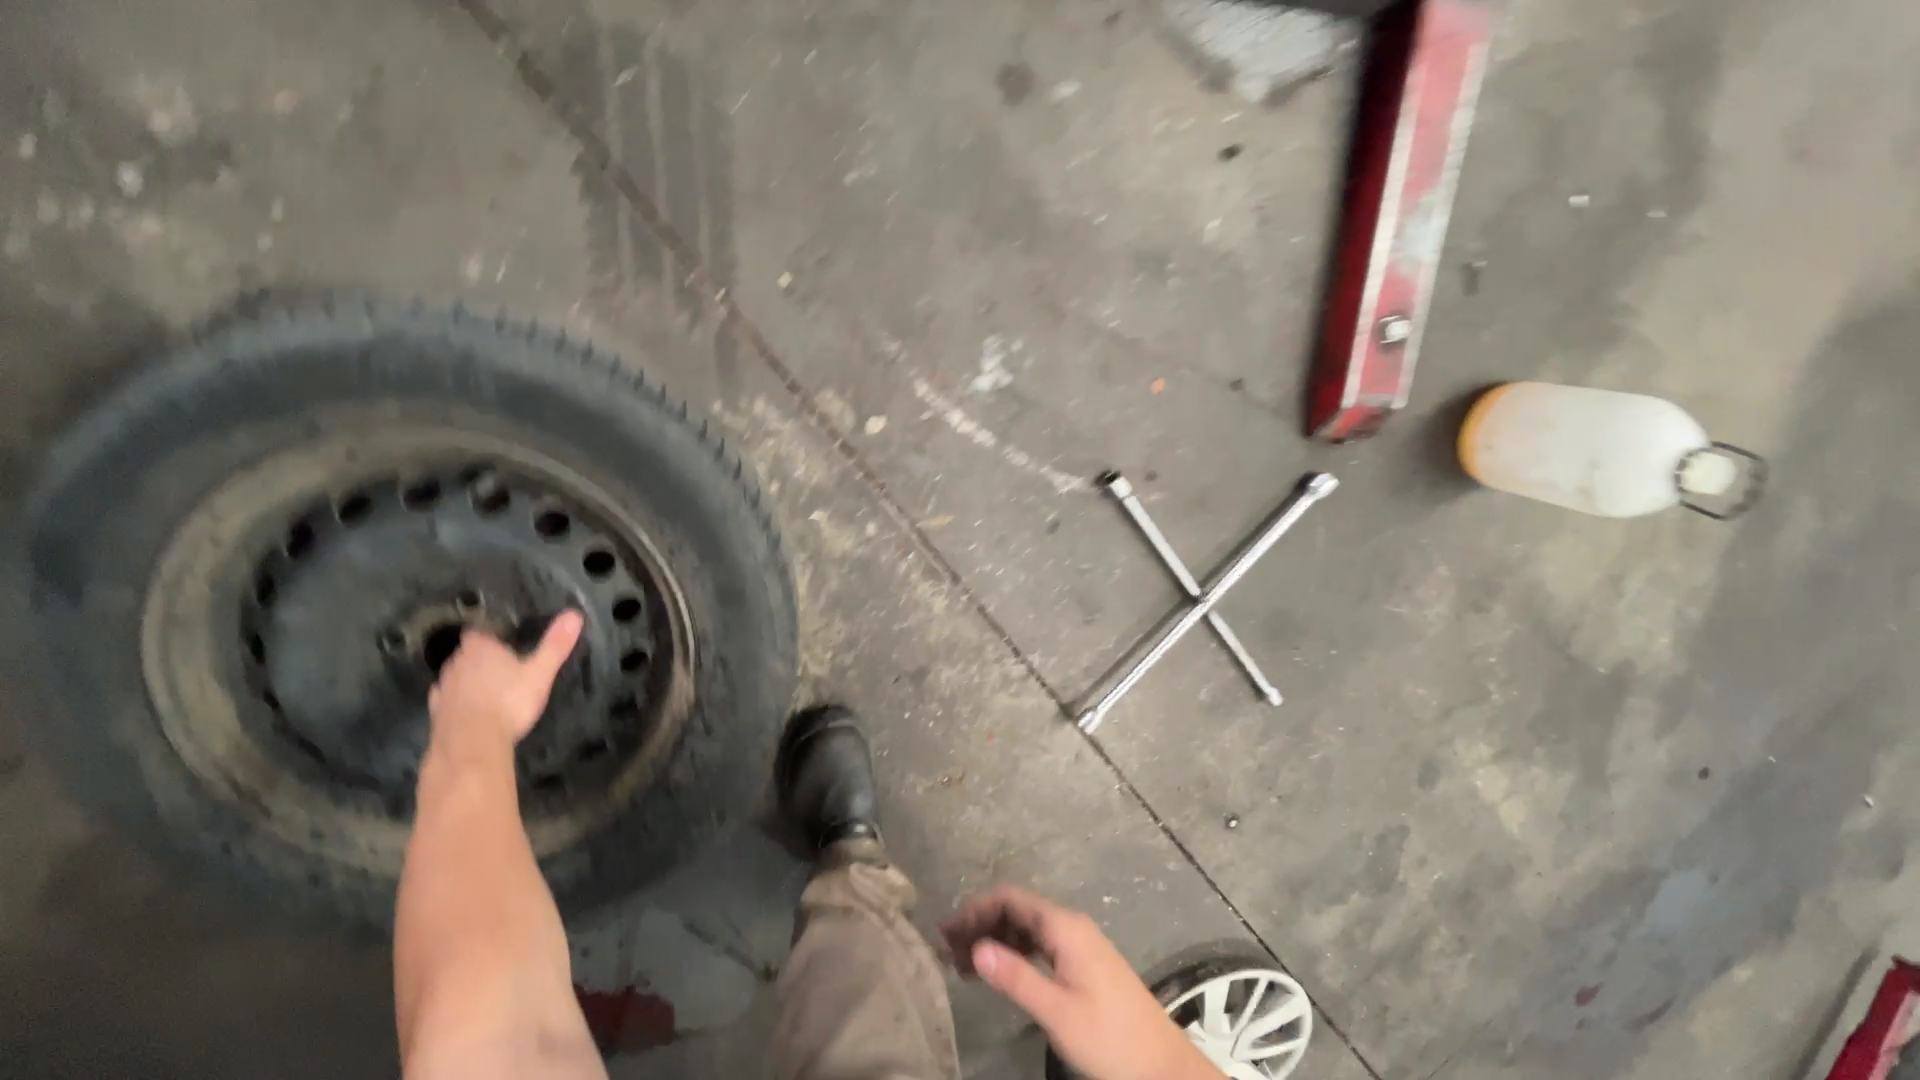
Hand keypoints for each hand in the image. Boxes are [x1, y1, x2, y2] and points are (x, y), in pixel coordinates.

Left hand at [428, 611, 583, 750]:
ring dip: (466, 678)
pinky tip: (467, 708)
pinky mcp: (436, 711)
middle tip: (501, 666)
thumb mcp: (540, 673)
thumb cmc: (509, 702)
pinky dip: (455, 700)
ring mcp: (443, 687)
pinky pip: (445, 699)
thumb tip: (575, 614)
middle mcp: (456, 662)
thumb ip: (555, 645)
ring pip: (454, 675)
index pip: (479, 631)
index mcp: (480, 648)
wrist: (471, 742)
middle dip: (480, 657)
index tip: (503, 641)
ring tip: (487, 687)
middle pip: (466, 652)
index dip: (489, 635)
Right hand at [942, 886, 1217, 1079]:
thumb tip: (974, 947)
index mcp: (1065, 927)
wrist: (1163, 1066)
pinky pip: (1041, 946)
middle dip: (981, 924)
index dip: (976, 910)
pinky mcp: (1084, 965)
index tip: (947, 933)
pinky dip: (1015, 954)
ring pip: (1028, 929)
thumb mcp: (1057, 1011)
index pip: (1011, 899)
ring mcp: (1080, 945)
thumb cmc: (1109, 1036)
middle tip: (948, 952)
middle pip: (1018, 910)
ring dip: (996, 940)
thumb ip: (1016, 977)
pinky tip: (1000, 974)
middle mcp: (1072, 927)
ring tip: (964, 966)